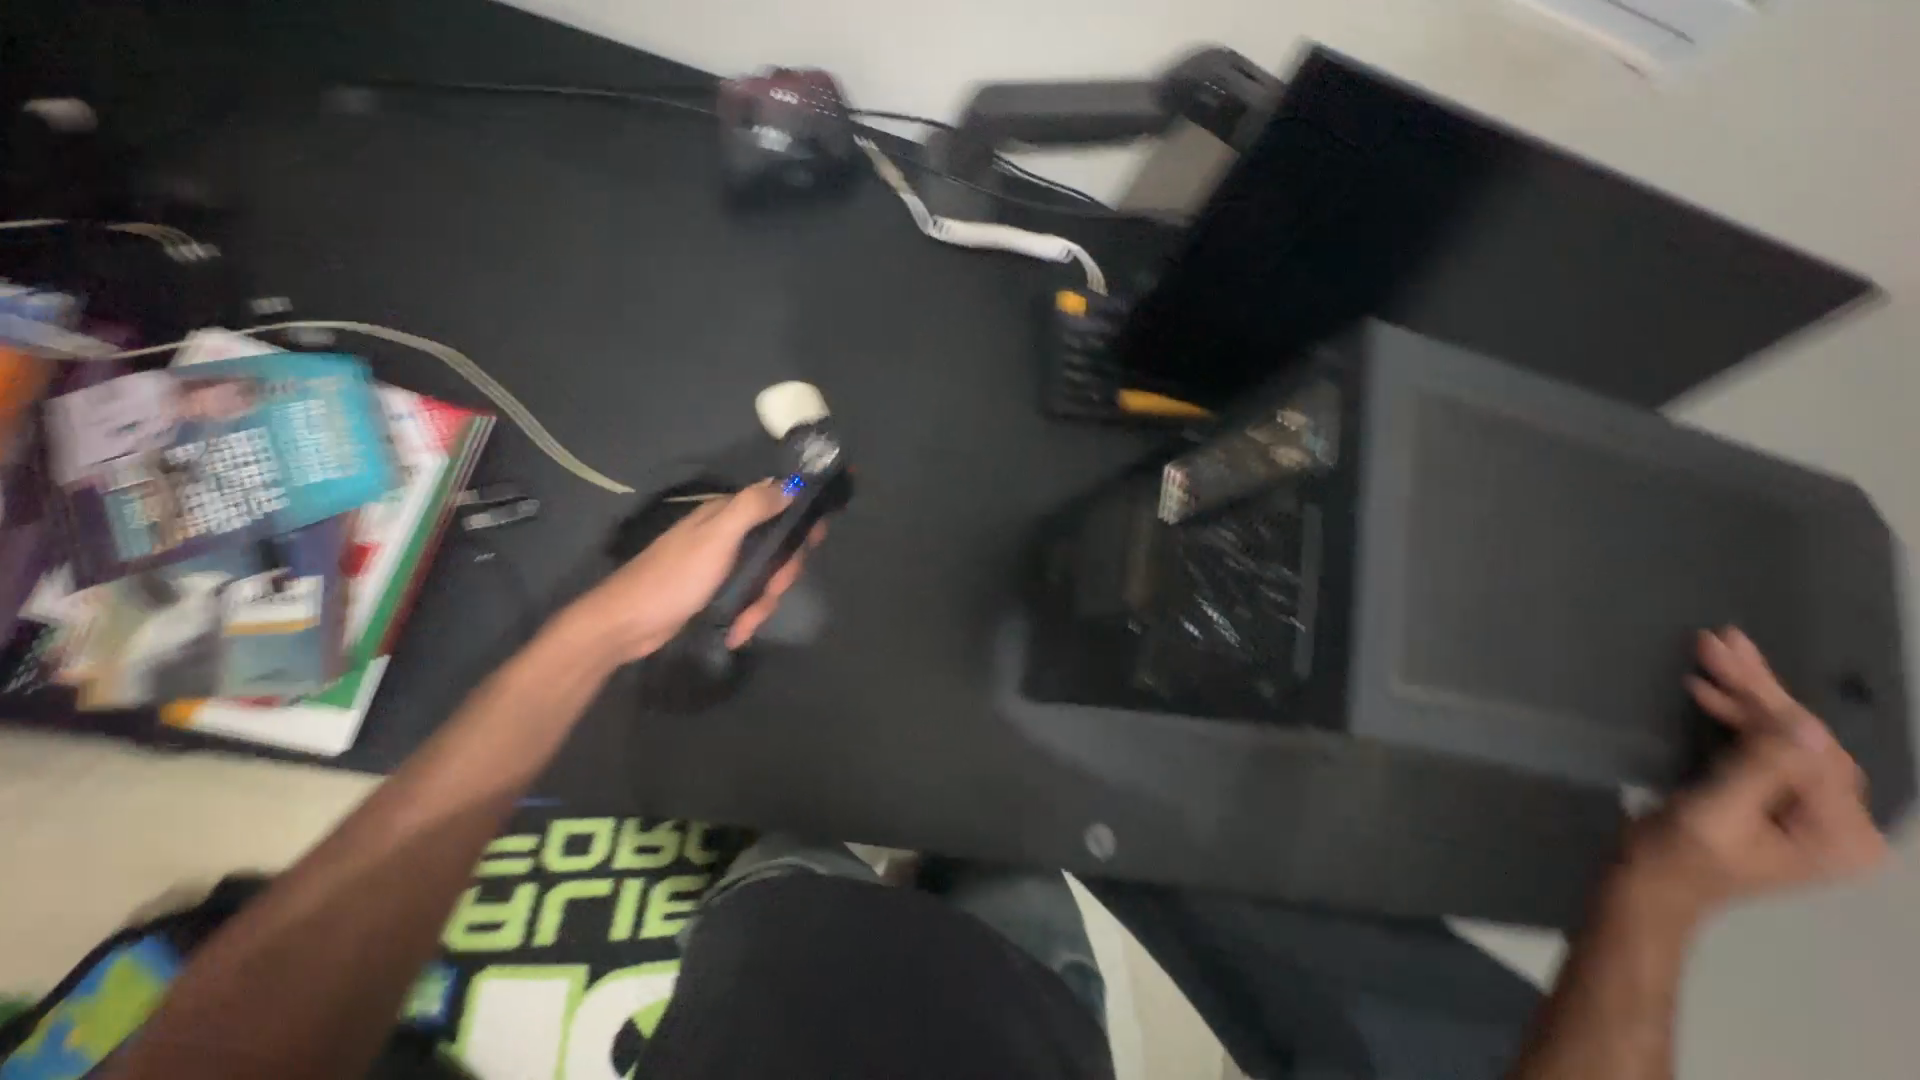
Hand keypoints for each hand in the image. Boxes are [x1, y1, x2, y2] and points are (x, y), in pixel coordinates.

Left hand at [572, 481, 815, 663]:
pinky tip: (736, 633)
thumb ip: (752, 508)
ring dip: (761, 604)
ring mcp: (722, 565)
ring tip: (745, 623)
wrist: (628, 624)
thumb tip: (791, 485)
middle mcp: (728, 534)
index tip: (814, 542)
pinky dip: (746, 617)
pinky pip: (748, 599)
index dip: (799, 521)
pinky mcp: (717, 593)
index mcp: (726, 514)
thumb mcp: (717, 538)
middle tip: (771, 591)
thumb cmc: (674, 577)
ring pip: (765, 578)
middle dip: (780, 574)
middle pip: (777, 548)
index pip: (778, 504)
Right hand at [1616, 628, 1886, 921]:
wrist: (1644, 892)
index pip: (1810, 748)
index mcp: (1840, 835)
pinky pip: (1769, 751)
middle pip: (1804, 738)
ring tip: (1711, 653)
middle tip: (1718, 641)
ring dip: (1746, 696)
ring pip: (1786, 738)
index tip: (1721, 654)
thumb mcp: (1713, 814)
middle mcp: (1841, 824)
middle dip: (1758, 689)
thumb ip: (1759, 770)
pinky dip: (1740, 718)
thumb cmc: (1673, 858)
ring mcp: (1811, 816)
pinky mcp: (1780, 806)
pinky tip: (1712, 692)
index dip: (1765, 699)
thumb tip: (1800, 724)